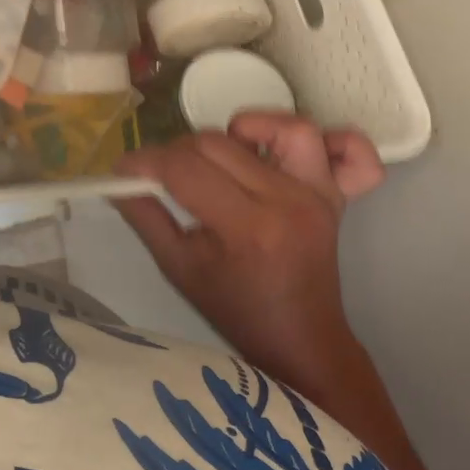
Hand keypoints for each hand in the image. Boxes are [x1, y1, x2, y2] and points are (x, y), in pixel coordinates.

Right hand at [112, 114, 383, 389]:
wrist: (301, 340)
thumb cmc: (235, 308)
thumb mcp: (176, 266)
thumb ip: (143, 216)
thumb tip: (117, 177)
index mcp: (247, 227)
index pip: (183, 168)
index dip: (143, 162)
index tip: (123, 171)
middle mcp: (288, 201)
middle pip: (216, 143)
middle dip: (175, 152)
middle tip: (161, 176)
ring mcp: (319, 195)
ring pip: (281, 128)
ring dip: (238, 133)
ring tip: (219, 159)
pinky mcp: (335, 195)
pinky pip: (352, 152)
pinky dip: (327, 140)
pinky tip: (283, 148)